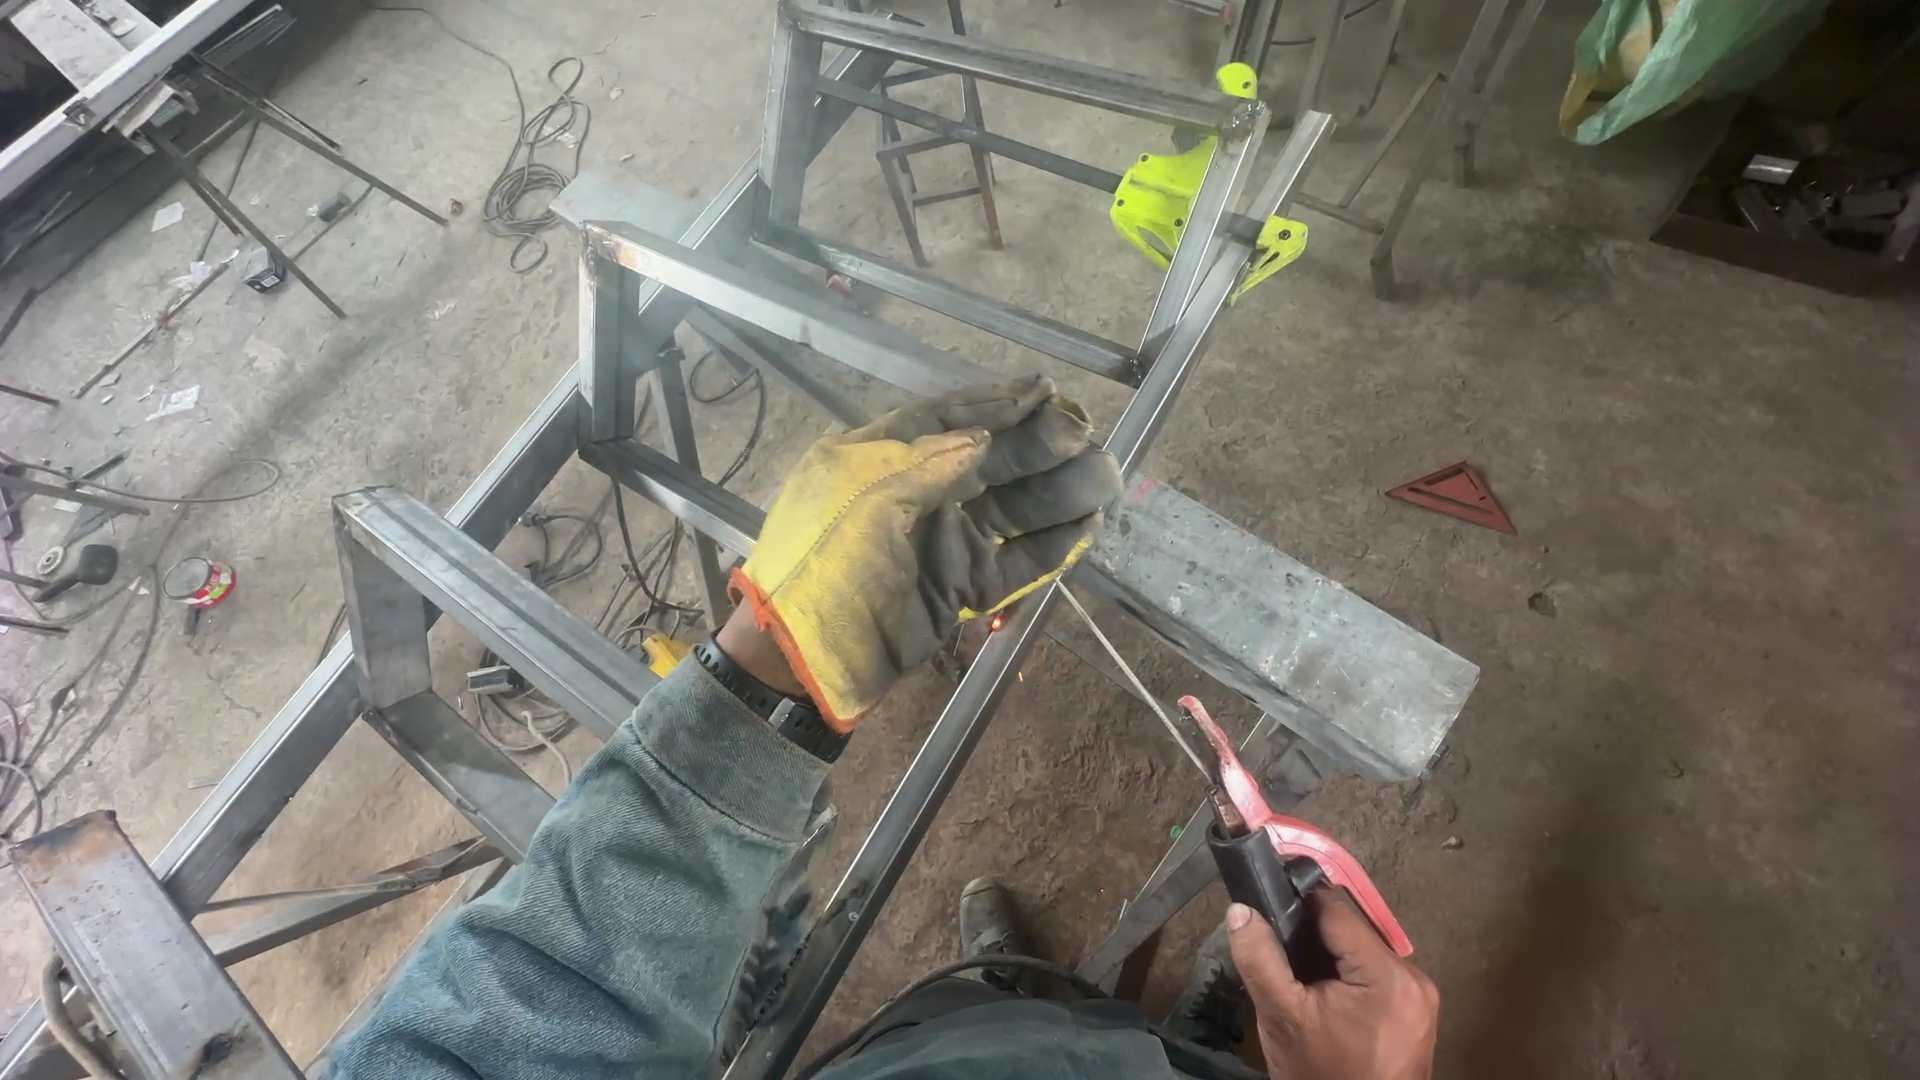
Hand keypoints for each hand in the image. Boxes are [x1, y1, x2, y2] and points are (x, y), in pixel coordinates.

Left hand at [732, 376, 1120, 729]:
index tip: (1045, 391)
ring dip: (1057, 493)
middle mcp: (920, 494)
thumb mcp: (864, 496)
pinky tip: (1087, 526)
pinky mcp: (963, 585)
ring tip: (1104, 476)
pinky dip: (1051, 546)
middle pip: (991, 461)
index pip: (947, 418)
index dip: (996, 403)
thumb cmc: (825, 562)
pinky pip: (1016, 563)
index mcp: (884, 459)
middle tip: (1084, 436)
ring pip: (1012, 510)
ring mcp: (944, 541)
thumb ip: (927, 461)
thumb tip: (985, 436)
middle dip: (1039, 446)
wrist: (804, 657)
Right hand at [1226, 889, 1439, 1079]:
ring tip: (1291, 971)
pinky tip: (1317, 992)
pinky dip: (1341, 972)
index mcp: (1389, 975)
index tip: (1262, 895)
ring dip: (1323, 952)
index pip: (1334, 909)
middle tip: (1273, 945)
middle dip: (1308, 932)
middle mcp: (1414, 978)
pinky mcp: (1415, 1014)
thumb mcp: (1282, 1016)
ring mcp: (1420, 998)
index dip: (1295, 899)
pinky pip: (1370, 972)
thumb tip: (1239, 908)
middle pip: (1347, 929)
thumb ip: (1259, 957)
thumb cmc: (1322, 1077)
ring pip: (1357, 949)